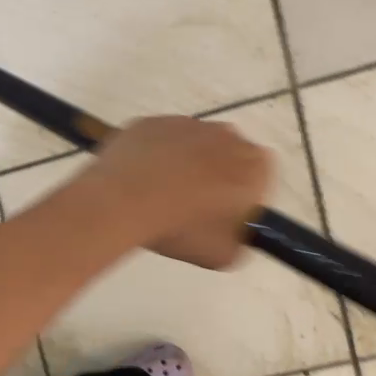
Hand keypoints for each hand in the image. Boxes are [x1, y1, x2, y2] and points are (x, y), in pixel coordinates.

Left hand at [83, 116, 272, 268]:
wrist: (118, 202)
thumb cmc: (177, 228)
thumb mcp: (221, 254)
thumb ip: (237, 243)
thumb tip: (230, 237)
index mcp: (255, 165)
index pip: (258, 180)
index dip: (237, 199)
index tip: (216, 216)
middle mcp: (226, 135)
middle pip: (224, 158)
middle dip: (211, 178)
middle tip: (184, 206)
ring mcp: (184, 123)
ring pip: (190, 146)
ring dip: (179, 164)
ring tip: (154, 193)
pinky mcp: (148, 121)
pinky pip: (156, 140)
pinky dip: (150, 154)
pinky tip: (135, 177)